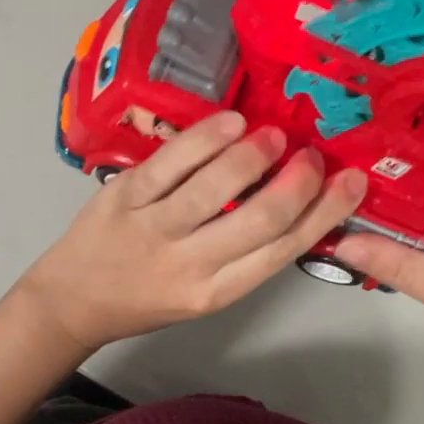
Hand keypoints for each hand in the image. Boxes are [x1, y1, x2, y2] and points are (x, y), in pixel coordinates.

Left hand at [14, 112, 366, 351]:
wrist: (72, 301)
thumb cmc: (143, 299)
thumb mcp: (199, 294)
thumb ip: (240, 257)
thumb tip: (292, 203)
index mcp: (215, 294)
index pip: (282, 252)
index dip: (325, 214)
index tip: (350, 183)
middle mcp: (188, 265)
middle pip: (261, 219)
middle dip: (299, 182)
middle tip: (313, 157)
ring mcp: (153, 228)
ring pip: (217, 185)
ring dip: (255, 155)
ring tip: (273, 136)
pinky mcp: (124, 197)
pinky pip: (172, 162)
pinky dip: (207, 137)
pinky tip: (232, 121)